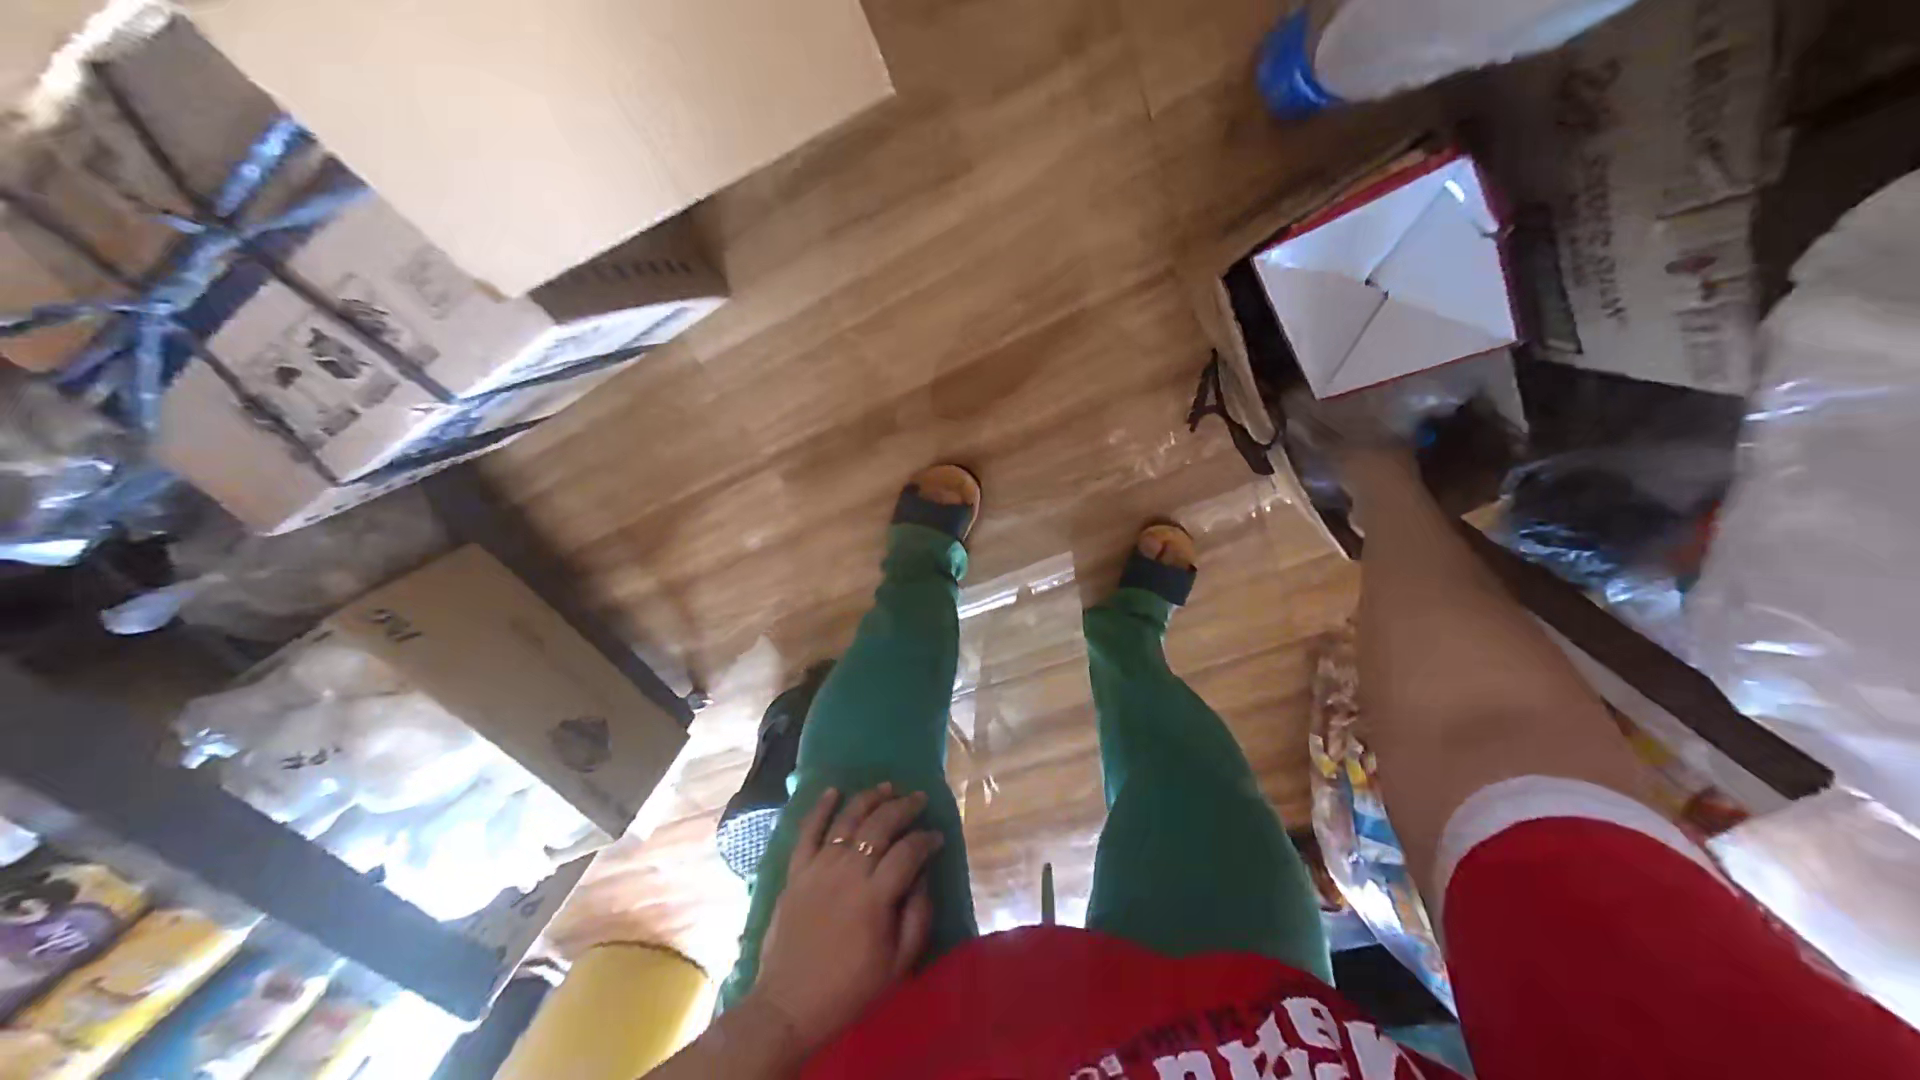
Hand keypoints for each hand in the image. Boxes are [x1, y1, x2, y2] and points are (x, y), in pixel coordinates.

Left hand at [747, 784, 945, 1057]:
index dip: (926, 840)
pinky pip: (808, 831)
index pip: (908, 852)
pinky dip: (820, 808)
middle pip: (880, 825)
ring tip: (887, 787)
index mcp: (875, 896)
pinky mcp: (796, 872)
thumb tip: (925, 876)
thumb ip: (917, 916)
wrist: (789, 1006)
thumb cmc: (849, 989)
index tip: (937, 837)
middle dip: (904, 807)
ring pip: (848, 819)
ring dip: (870, 798)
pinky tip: (833, 790)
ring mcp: (818, 867)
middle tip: (919, 799)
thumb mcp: (897, 964)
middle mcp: (848, 871)